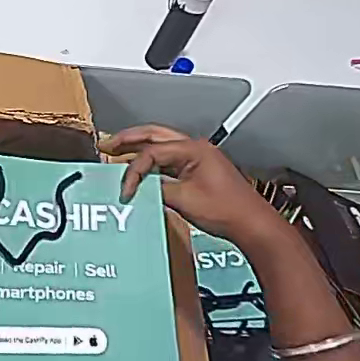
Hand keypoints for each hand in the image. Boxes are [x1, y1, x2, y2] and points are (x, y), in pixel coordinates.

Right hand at [100, 125, 284, 243]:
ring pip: (162, 145)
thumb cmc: (226, 211)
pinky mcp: (199, 170)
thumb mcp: (183, 200)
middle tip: (107, 144)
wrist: (252, 224)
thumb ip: (157, 189)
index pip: (152, 151)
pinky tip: (141, 171)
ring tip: (118, 152)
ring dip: (140, 149)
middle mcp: (195, 147)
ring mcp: (198, 157)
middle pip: (155, 135)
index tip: (125, 189)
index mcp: (193, 148)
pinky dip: (153, 163)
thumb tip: (139, 187)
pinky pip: (170, 160)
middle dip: (129, 139)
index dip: (133, 169)